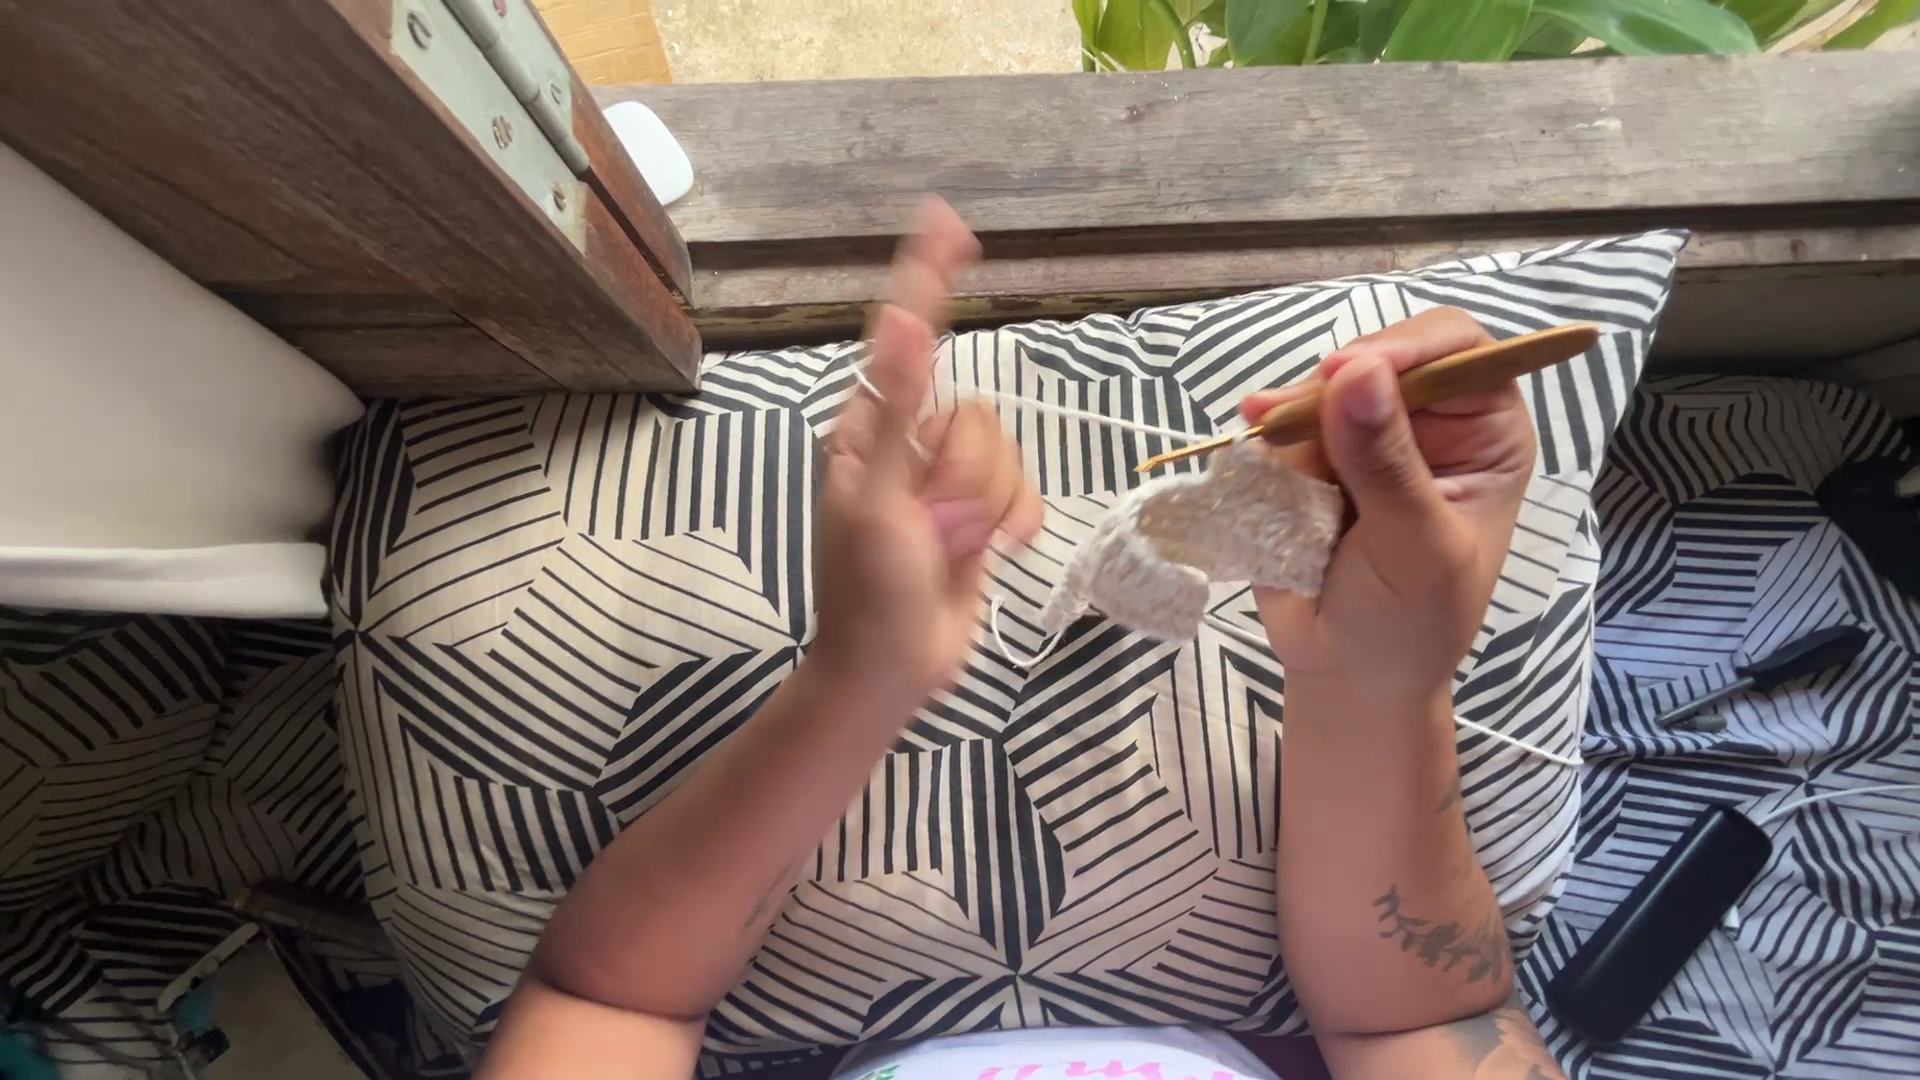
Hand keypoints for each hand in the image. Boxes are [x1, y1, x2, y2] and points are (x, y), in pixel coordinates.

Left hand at [813, 198, 1042, 704]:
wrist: (894, 670)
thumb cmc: (867, 592)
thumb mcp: (876, 502)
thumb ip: (896, 416)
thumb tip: (906, 324)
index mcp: (869, 433)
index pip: (904, 341)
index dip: (926, 282)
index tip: (949, 228)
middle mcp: (911, 445)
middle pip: (977, 415)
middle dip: (966, 478)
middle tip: (933, 526)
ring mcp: (950, 481)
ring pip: (1004, 454)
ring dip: (987, 509)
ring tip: (951, 548)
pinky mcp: (982, 514)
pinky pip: (1024, 490)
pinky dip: (1015, 524)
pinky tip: (993, 555)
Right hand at [1244, 308, 1536, 705]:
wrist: (1344, 668)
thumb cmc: (1407, 618)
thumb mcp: (1412, 543)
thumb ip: (1384, 461)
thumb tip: (1356, 371)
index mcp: (1481, 437)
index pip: (1458, 356)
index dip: (1406, 350)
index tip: (1347, 372)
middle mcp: (1423, 429)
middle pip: (1379, 363)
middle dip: (1331, 384)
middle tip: (1282, 411)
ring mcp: (1361, 445)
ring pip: (1322, 395)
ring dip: (1289, 408)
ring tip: (1255, 422)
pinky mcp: (1309, 467)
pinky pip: (1285, 431)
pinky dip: (1264, 432)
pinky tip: (1248, 433)